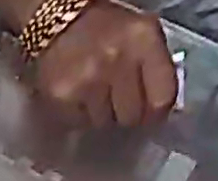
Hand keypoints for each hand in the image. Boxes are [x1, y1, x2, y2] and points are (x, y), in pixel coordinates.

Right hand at [30, 1, 176, 127]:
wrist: (55, 20)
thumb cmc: (103, 28)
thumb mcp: (138, 36)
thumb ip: (154, 68)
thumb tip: (160, 109)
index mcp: (143, 38)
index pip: (162, 97)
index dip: (156, 112)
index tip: (149, 112)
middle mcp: (117, 59)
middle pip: (132, 116)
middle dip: (126, 112)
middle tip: (116, 98)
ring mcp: (88, 81)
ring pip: (105, 122)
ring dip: (101, 113)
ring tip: (93, 91)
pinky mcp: (64, 97)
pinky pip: (81, 123)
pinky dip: (80, 114)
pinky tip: (77, 94)